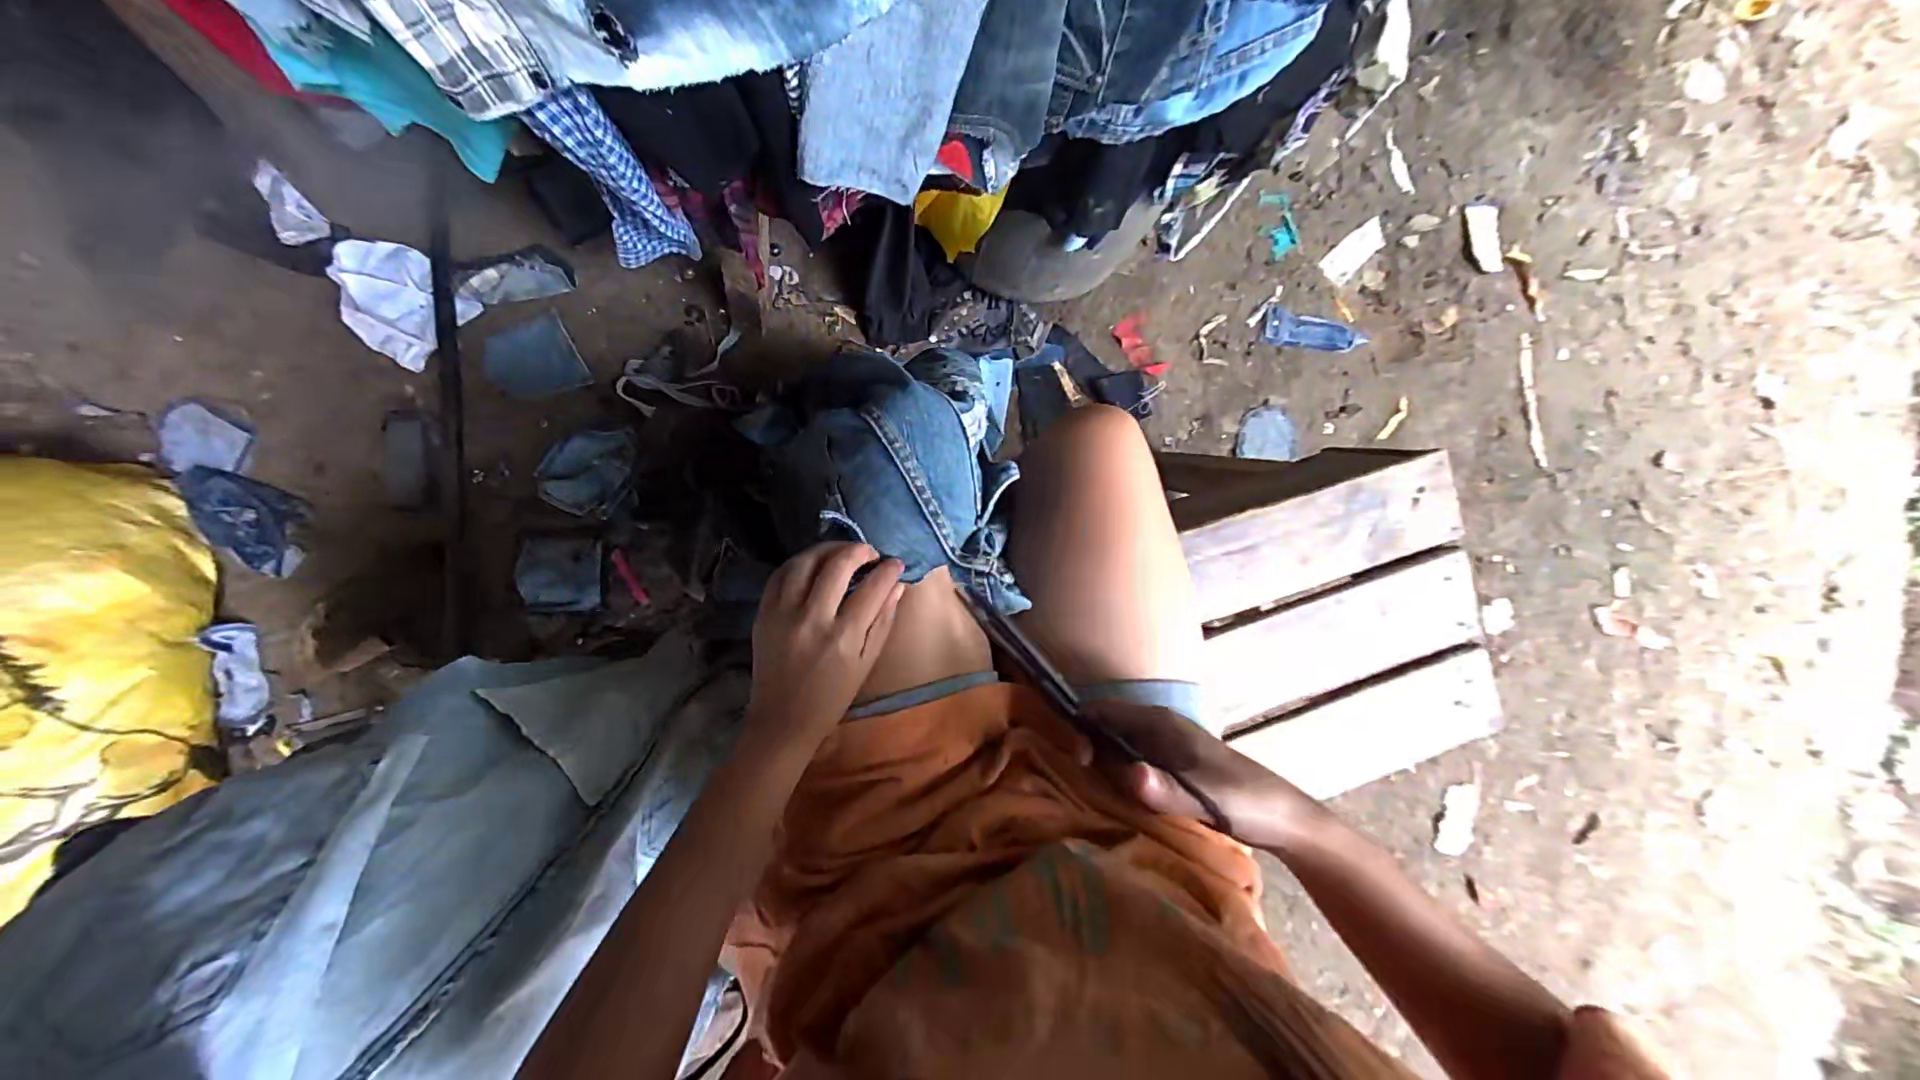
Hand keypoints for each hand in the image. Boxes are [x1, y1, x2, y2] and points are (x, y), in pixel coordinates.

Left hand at [748, 542, 905, 741]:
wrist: (782, 719)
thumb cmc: (832, 697)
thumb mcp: (866, 663)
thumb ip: (883, 621)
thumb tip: (897, 585)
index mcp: (843, 637)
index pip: (872, 587)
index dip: (888, 569)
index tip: (895, 563)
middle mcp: (812, 619)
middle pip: (837, 565)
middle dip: (859, 551)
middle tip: (870, 553)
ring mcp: (783, 613)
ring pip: (805, 562)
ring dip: (828, 549)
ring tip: (842, 552)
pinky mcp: (763, 613)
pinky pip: (780, 574)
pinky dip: (799, 562)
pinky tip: (813, 564)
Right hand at [1080, 700, 1325, 852]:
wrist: (1283, 817)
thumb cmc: (1242, 801)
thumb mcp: (1201, 799)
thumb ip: (1163, 790)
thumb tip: (1128, 773)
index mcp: (1160, 723)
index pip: (1102, 711)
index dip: (1080, 728)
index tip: (1076, 761)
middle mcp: (1158, 725)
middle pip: (1106, 725)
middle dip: (1087, 745)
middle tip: (1081, 781)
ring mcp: (1165, 743)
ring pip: (1117, 741)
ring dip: (1102, 760)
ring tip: (1092, 789)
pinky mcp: (1172, 762)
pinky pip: (1132, 756)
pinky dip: (1119, 770)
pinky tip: (1118, 795)